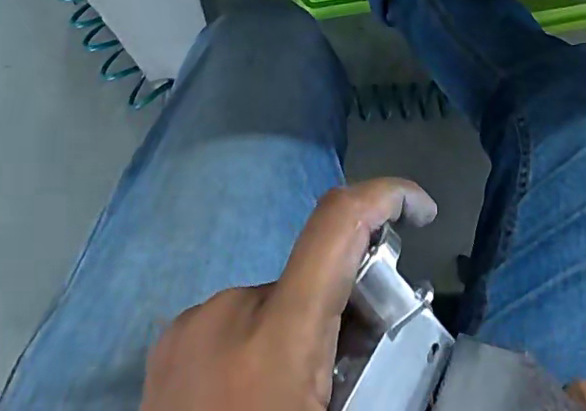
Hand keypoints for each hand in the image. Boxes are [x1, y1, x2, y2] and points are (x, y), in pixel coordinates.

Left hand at [143, 178, 437, 410]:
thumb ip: (371, 375)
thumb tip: (386, 334)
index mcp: (277, 335)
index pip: (338, 223)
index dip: (387, 195)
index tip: (421, 211)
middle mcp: (229, 310)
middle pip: (311, 274)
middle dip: (345, 308)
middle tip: (357, 369)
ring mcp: (190, 325)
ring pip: (274, 305)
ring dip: (299, 335)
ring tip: (301, 394)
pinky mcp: (163, 348)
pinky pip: (235, 326)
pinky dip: (260, 348)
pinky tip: (257, 397)